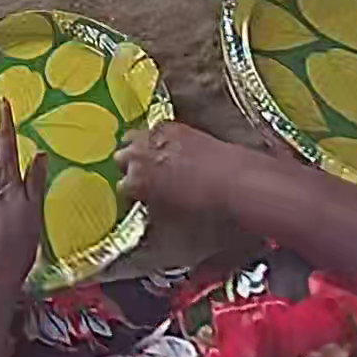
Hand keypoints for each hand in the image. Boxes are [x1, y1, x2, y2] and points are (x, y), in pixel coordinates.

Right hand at [116, 122, 250, 216]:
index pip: (121, 188)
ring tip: (152, 162)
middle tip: (145, 182)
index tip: (139, 201)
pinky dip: (157, 139)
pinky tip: (167, 148)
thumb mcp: (174, 231)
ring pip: (134, 138)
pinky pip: (154, 131)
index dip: (131, 196)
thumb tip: (151, 225)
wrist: (236, 182)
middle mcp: (139, 154)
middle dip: (130, 169)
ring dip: (139, 150)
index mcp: (135, 181)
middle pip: (122, 157)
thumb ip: (154, 225)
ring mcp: (155, 136)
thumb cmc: (205, 213)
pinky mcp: (173, 125)